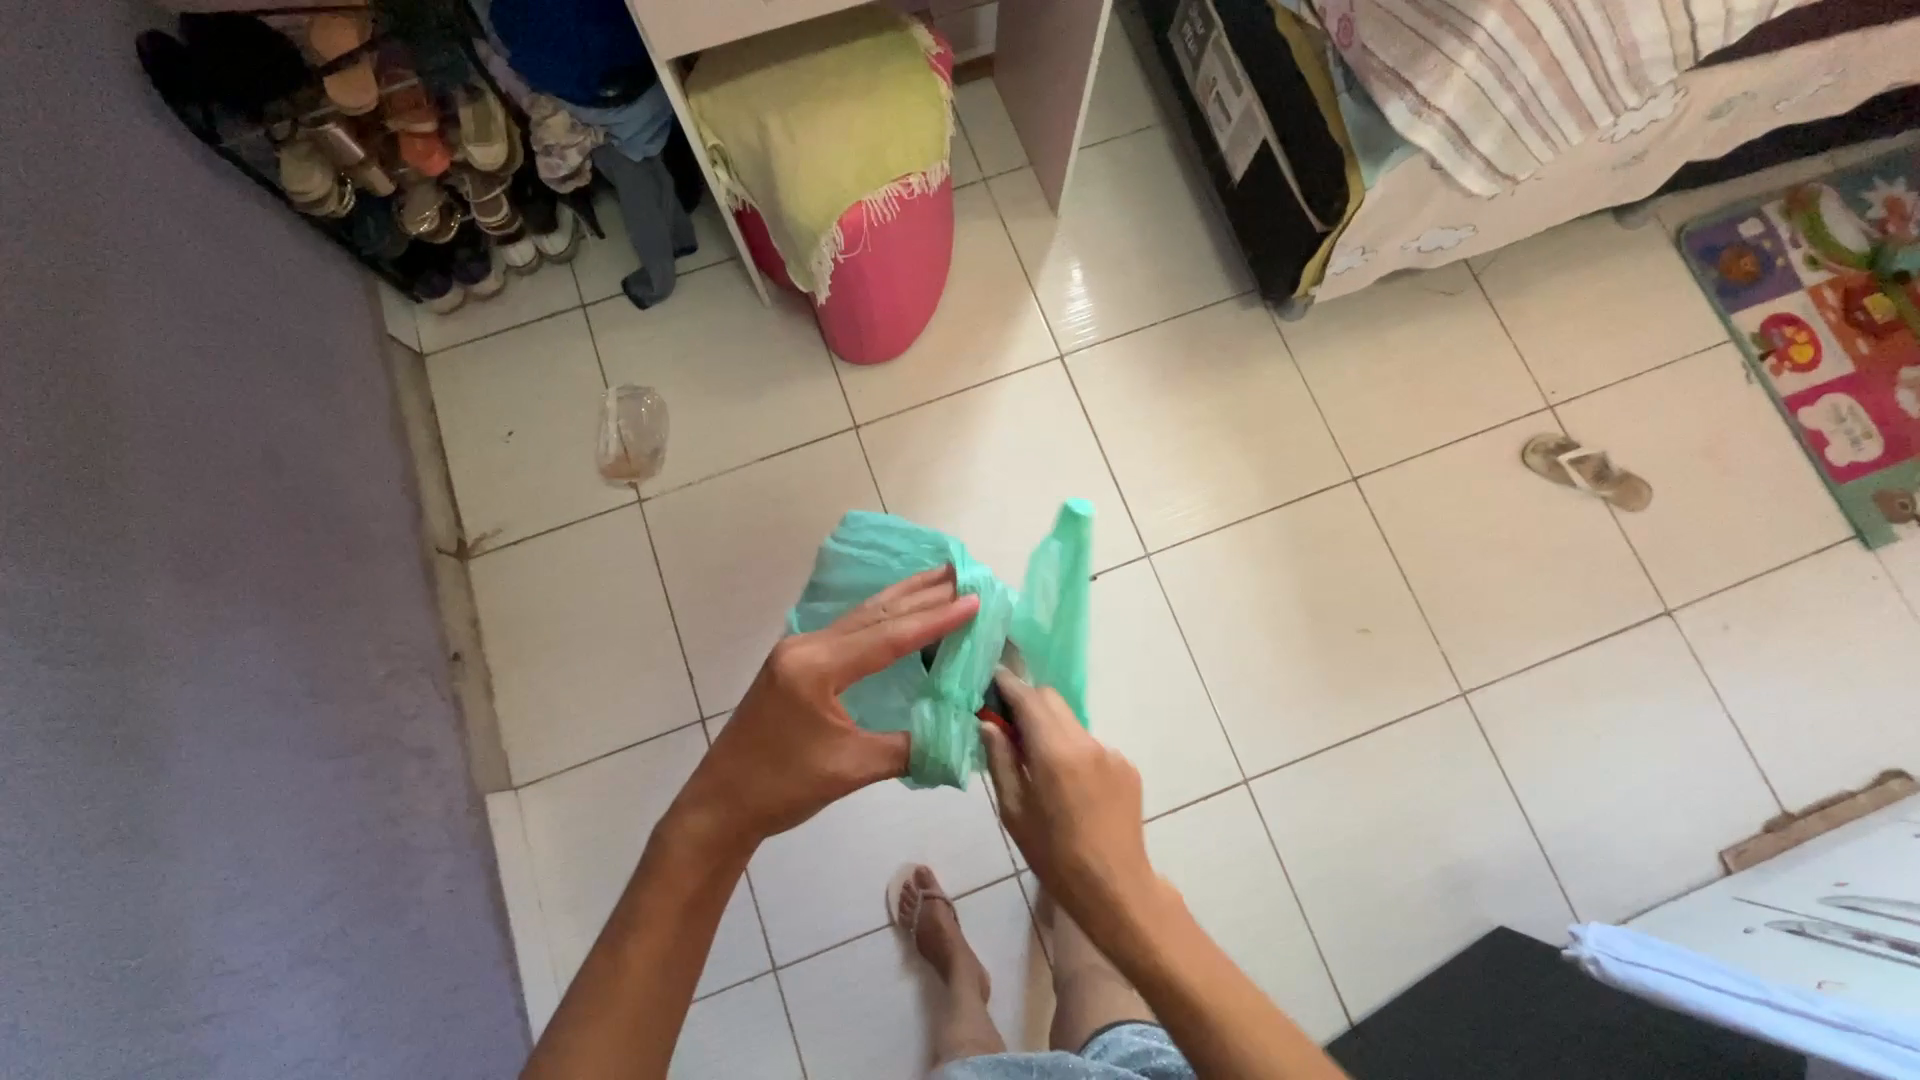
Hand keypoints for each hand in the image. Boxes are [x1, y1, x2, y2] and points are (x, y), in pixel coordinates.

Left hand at [672, 566, 979, 850]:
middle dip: (922, 594)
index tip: (974, 600)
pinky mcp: (795, 664)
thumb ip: (909, 748)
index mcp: (817, 667)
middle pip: (874, 614)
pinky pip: (847, 631)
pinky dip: (881, 619)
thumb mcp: (852, 769)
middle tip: (964, 571)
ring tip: (939, 578)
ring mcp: (797, 652)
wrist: (721, 804)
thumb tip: (959, 734)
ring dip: (902, 599)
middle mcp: (806, 647)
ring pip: (859, 617)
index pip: (888, 637)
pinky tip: (899, 613)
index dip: (935, 620)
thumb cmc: (782, 789)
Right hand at [980, 671, 1159, 934]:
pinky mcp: (1127, 767)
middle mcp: (1086, 742)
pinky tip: (1073, 790)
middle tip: (1009, 726)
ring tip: (1042, 770)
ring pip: (1072, 725)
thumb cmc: (1054, 856)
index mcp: (1055, 753)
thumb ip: (1000, 761)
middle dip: (1029, 704)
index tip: (992, 680)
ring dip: (1052, 732)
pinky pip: (1092, 748)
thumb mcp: (1014, 812)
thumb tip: (988, 724)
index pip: (1028, 699)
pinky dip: (1075, 754)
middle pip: (1053, 701)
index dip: (1008, 685)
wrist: (1115, 888)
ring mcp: (1112, 753)